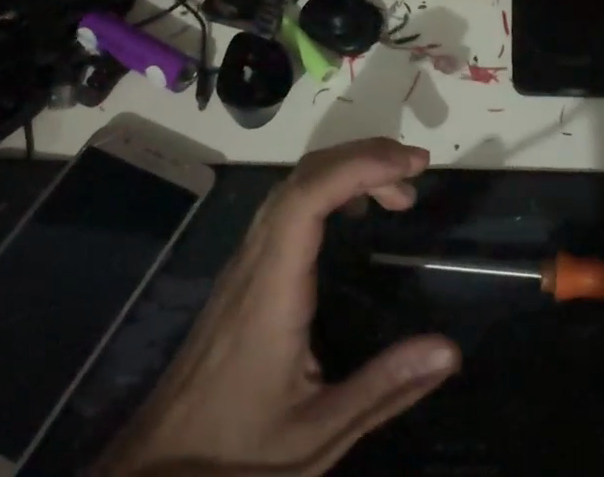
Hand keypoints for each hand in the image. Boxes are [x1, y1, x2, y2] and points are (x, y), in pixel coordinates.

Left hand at [100, 139, 459, 476]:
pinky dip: (326, 191)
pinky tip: (353, 214)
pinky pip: (283, 210)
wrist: (154, 471)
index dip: (360, 167)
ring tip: (397, 190)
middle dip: (362, 157)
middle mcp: (252, 265)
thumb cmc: (235, 453)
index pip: (307, 200)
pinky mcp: (240, 278)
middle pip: (301, 179)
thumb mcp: (317, 436)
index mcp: (271, 293)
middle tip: (416, 169)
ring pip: (289, 190)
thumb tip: (449, 349)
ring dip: (344, 171)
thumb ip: (383, 390)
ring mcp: (242, 268)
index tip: (412, 166)